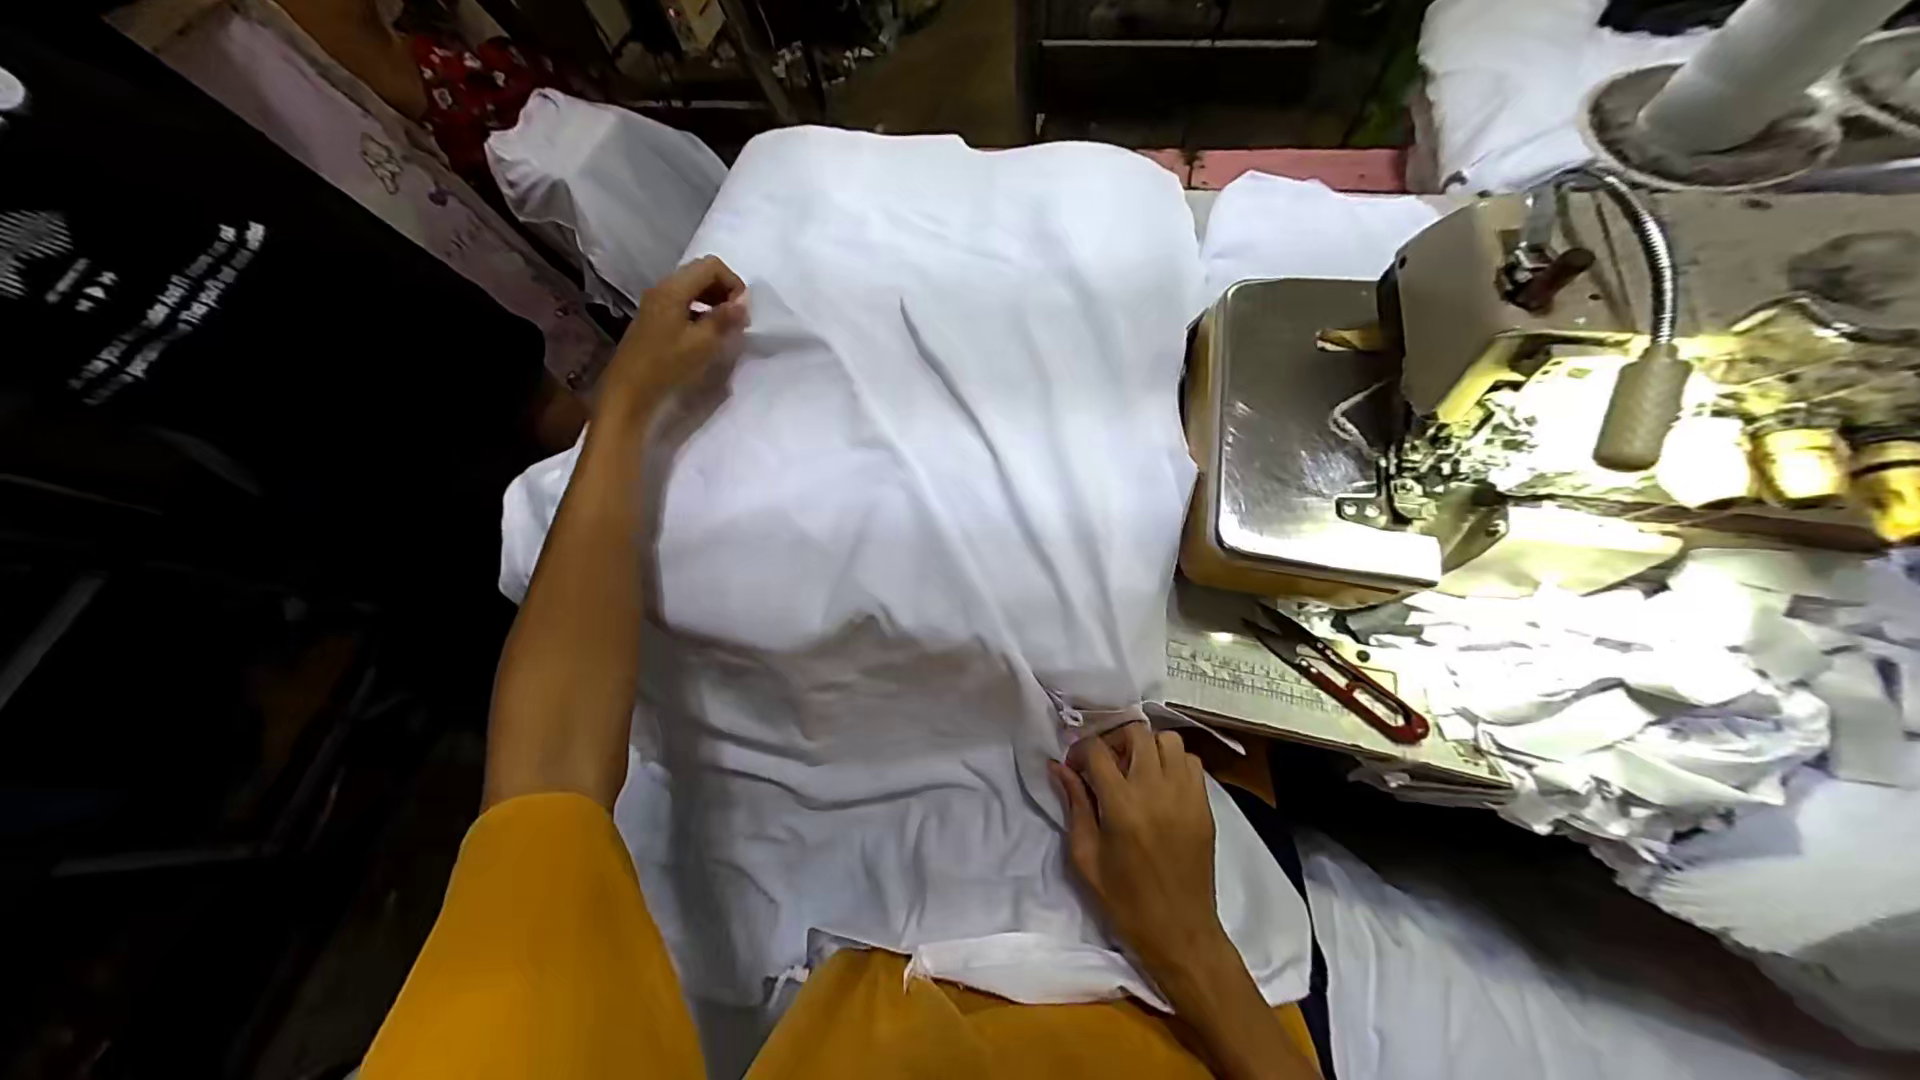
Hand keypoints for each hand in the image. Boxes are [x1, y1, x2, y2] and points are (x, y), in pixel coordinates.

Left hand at [598, 255, 747, 417]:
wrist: (630, 389)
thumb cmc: (667, 365)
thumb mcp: (702, 344)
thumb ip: (724, 319)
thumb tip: (743, 303)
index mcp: (673, 289)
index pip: (711, 266)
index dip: (733, 283)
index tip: (743, 311)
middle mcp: (663, 287)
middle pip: (701, 272)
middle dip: (725, 289)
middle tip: (738, 318)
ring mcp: (657, 301)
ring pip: (693, 287)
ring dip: (715, 300)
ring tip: (726, 326)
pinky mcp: (656, 316)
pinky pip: (685, 301)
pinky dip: (702, 309)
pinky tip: (708, 332)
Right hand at [1050, 722, 1226, 975]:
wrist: (1180, 932)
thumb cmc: (1125, 900)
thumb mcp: (1086, 856)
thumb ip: (1074, 804)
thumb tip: (1058, 767)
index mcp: (1122, 805)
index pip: (1097, 749)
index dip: (1080, 751)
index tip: (1074, 767)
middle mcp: (1156, 790)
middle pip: (1136, 732)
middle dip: (1113, 740)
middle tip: (1104, 763)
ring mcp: (1186, 795)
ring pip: (1167, 740)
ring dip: (1146, 746)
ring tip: (1134, 769)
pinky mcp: (1204, 805)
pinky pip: (1191, 761)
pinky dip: (1172, 761)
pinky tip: (1159, 783)